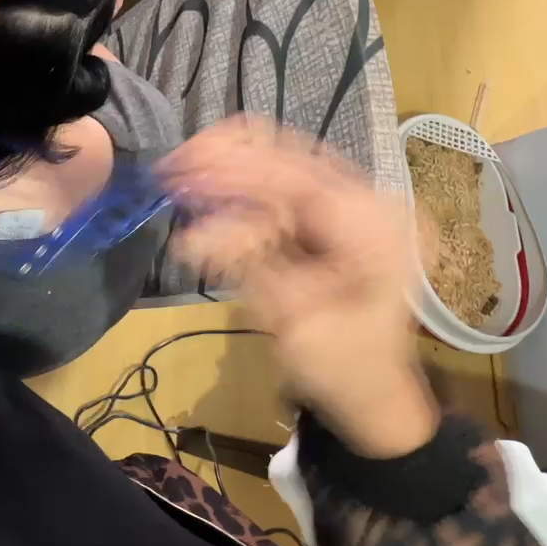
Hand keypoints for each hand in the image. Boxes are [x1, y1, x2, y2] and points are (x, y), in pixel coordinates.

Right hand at [159, 118, 438, 457]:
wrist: (374, 391)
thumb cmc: (340, 365)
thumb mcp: (292, 321)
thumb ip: (247, 266)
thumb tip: (189, 237)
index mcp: (374, 229)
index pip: (296, 181)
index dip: (234, 170)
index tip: (182, 172)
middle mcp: (373, 201)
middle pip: (291, 154)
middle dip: (226, 157)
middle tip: (172, 167)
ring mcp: (357, 199)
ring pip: (285, 155)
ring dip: (230, 160)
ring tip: (182, 169)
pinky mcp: (337, 205)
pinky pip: (285, 174)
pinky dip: (243, 175)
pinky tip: (209, 179)